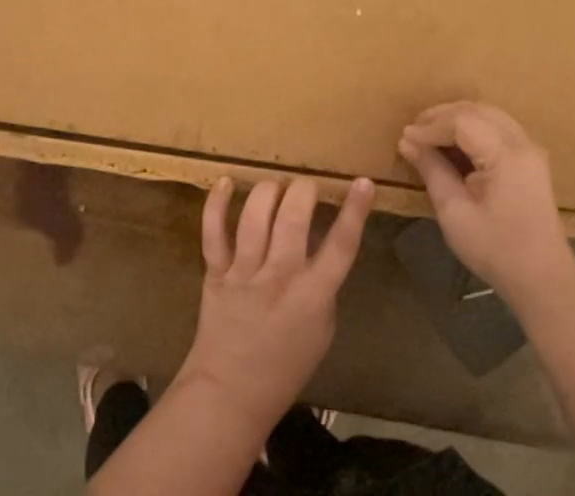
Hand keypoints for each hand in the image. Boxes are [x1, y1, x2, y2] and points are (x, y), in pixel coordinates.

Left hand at [173, 176, 373, 428]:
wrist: (230, 392)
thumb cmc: (285, 367)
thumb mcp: (322, 330)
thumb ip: (324, 287)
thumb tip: (321, 248)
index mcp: (314, 296)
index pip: (341, 244)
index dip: (355, 210)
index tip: (362, 182)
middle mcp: (280, 277)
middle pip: (294, 217)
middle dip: (304, 189)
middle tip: (308, 187)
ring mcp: (244, 273)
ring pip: (255, 216)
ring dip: (269, 191)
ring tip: (277, 186)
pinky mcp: (215, 273)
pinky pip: (213, 232)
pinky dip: (217, 203)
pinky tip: (226, 181)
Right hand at [398, 101, 574, 303]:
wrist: (542, 278)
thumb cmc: (495, 248)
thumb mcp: (454, 212)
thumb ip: (432, 170)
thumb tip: (408, 142)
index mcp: (507, 154)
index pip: (462, 121)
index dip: (430, 126)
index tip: (404, 138)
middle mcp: (522, 143)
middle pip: (478, 111)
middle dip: (442, 115)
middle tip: (413, 129)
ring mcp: (530, 151)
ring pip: (490, 116)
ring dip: (458, 119)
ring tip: (429, 133)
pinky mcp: (531, 162)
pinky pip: (499, 130)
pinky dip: (473, 129)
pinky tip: (454, 144)